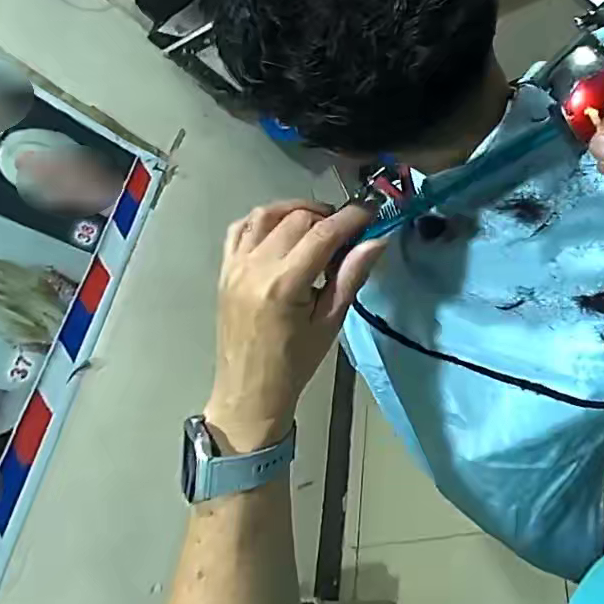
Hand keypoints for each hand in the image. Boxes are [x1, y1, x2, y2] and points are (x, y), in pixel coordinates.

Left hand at [205, 201, 386, 451]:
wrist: (248, 392)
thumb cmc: (295, 362)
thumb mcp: (331, 321)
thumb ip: (352, 275)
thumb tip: (378, 239)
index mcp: (284, 285)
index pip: (323, 233)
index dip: (352, 217)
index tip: (373, 212)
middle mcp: (256, 267)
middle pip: (298, 218)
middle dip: (330, 216)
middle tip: (350, 231)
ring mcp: (235, 266)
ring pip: (267, 214)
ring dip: (298, 211)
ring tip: (320, 225)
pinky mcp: (225, 269)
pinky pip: (241, 228)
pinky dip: (266, 219)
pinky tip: (284, 229)